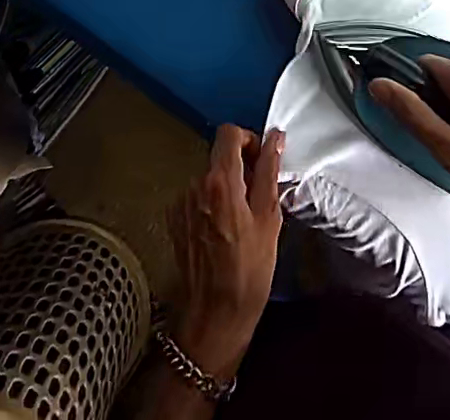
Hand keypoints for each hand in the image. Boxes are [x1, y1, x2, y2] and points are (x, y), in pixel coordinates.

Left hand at [167, 124, 284, 378]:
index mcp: (220, 181)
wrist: (214, 316)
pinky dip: (212, 203)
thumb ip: (269, 172)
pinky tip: (224, 230)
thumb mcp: (269, 218)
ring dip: (227, 187)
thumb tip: (275, 139)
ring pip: (209, 177)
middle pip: (219, 155)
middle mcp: (195, 185)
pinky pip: (198, 196)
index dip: (248, 139)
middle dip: (241, 167)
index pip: (229, 133)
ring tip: (243, 219)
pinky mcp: (174, 219)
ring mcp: (181, 202)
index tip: (261, 158)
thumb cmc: (248, 271)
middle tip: (258, 195)